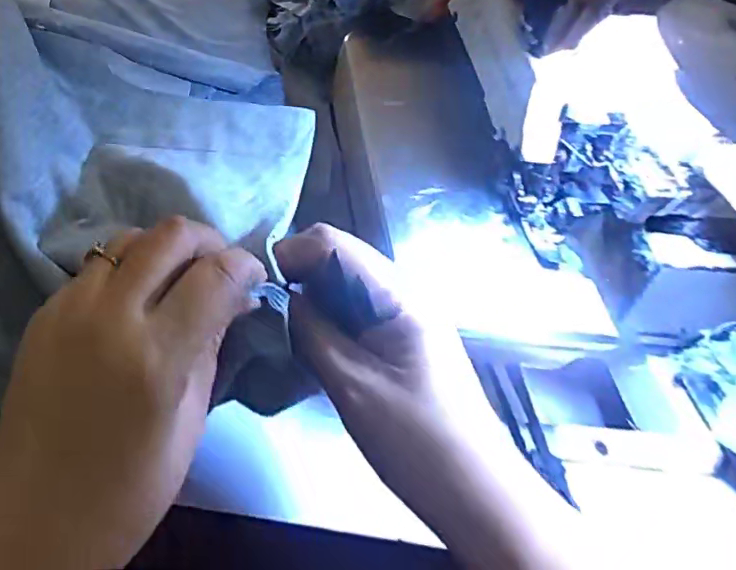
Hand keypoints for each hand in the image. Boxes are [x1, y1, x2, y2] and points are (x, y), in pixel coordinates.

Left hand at [0, 217, 264, 568]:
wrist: (30, 519)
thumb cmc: (127, 488)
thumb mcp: (190, 421)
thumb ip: (212, 344)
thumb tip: (238, 295)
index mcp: (156, 357)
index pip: (215, 275)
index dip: (244, 264)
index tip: (254, 275)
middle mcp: (110, 318)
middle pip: (171, 234)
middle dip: (207, 239)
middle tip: (218, 265)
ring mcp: (70, 308)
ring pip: (130, 238)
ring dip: (163, 248)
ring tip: (176, 277)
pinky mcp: (44, 311)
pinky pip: (96, 266)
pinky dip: (126, 270)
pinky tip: (133, 301)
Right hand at [275, 225, 595, 569]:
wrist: (479, 494)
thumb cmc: (418, 442)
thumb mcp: (355, 387)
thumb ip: (314, 333)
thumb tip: (280, 296)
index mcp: (397, 292)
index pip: (333, 242)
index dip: (291, 252)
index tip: (256, 284)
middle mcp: (403, 290)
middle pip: (339, 255)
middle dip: (297, 272)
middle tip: (261, 306)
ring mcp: (405, 312)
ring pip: (345, 282)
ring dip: (311, 294)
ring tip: (277, 323)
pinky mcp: (403, 336)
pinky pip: (357, 308)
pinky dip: (328, 315)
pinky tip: (308, 342)